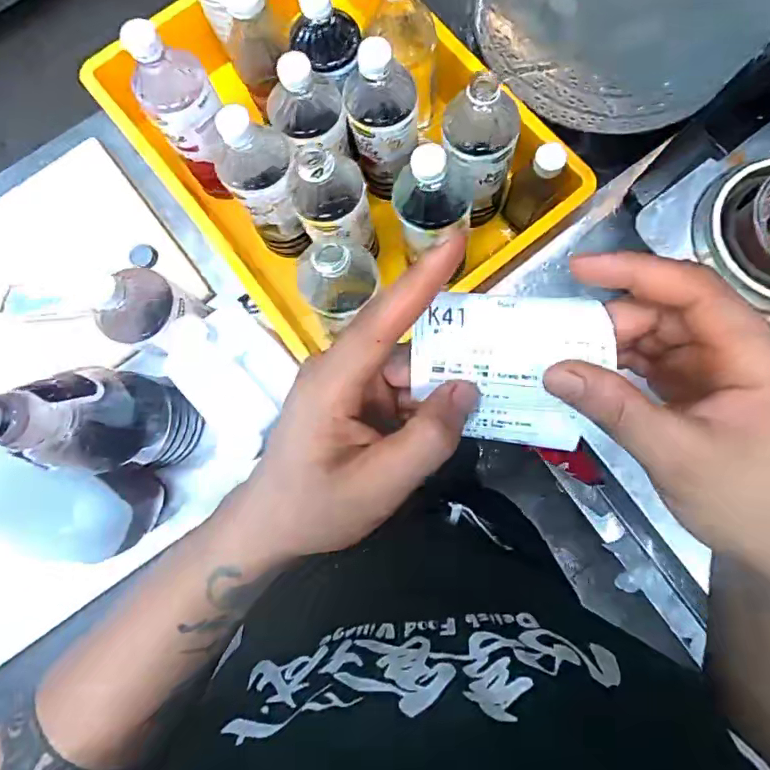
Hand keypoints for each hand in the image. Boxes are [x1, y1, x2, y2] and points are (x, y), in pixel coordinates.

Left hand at [224, 237, 477, 560]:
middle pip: (406, 349)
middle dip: (451, 356)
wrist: (268, 530)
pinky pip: (400, 389)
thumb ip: (429, 438)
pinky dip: (425, 404)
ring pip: (409, 371)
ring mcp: (346, 381)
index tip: (455, 239)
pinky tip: (449, 421)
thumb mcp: (379, 485)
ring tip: (480, 405)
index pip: (383, 319)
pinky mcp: (354, 397)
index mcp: (334, 380)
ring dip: (438, 390)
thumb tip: (467, 388)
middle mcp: (339, 368)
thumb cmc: (314, 509)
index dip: (422, 279)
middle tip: (501, 358)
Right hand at [541, 253, 769, 585]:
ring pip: (667, 335)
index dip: (635, 271)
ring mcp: (729, 372)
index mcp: (758, 355)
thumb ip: (615, 407)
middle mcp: (746, 352)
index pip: (694, 290)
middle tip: (569, 339)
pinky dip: (631, 366)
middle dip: (620, 319)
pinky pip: (666, 363)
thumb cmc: (747, 506)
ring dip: (622, 343)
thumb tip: (555, 370)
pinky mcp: (712, 391)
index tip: (579, 269)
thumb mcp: (676, 456)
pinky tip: (599, 376)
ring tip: (578, 359)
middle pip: (676, 311)